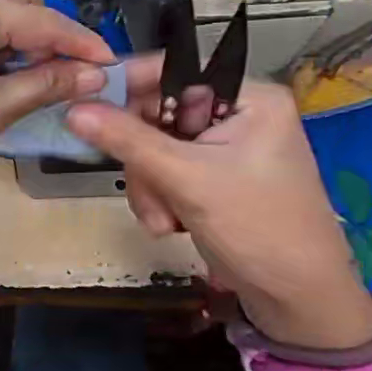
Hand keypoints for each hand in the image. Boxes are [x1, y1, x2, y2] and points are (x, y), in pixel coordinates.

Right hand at [66, 60, 371, 349]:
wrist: (297, 299)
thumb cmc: (257, 228)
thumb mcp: (186, 179)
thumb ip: (127, 140)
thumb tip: (73, 110)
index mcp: (248, 97)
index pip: (173, 71)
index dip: (128, 86)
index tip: (85, 105)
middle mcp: (236, 114)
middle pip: (157, 114)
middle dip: (143, 159)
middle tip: (145, 189)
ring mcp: (223, 148)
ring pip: (154, 147)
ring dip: (149, 186)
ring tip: (166, 220)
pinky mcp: (212, 177)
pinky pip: (163, 171)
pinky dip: (159, 198)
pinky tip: (172, 223)